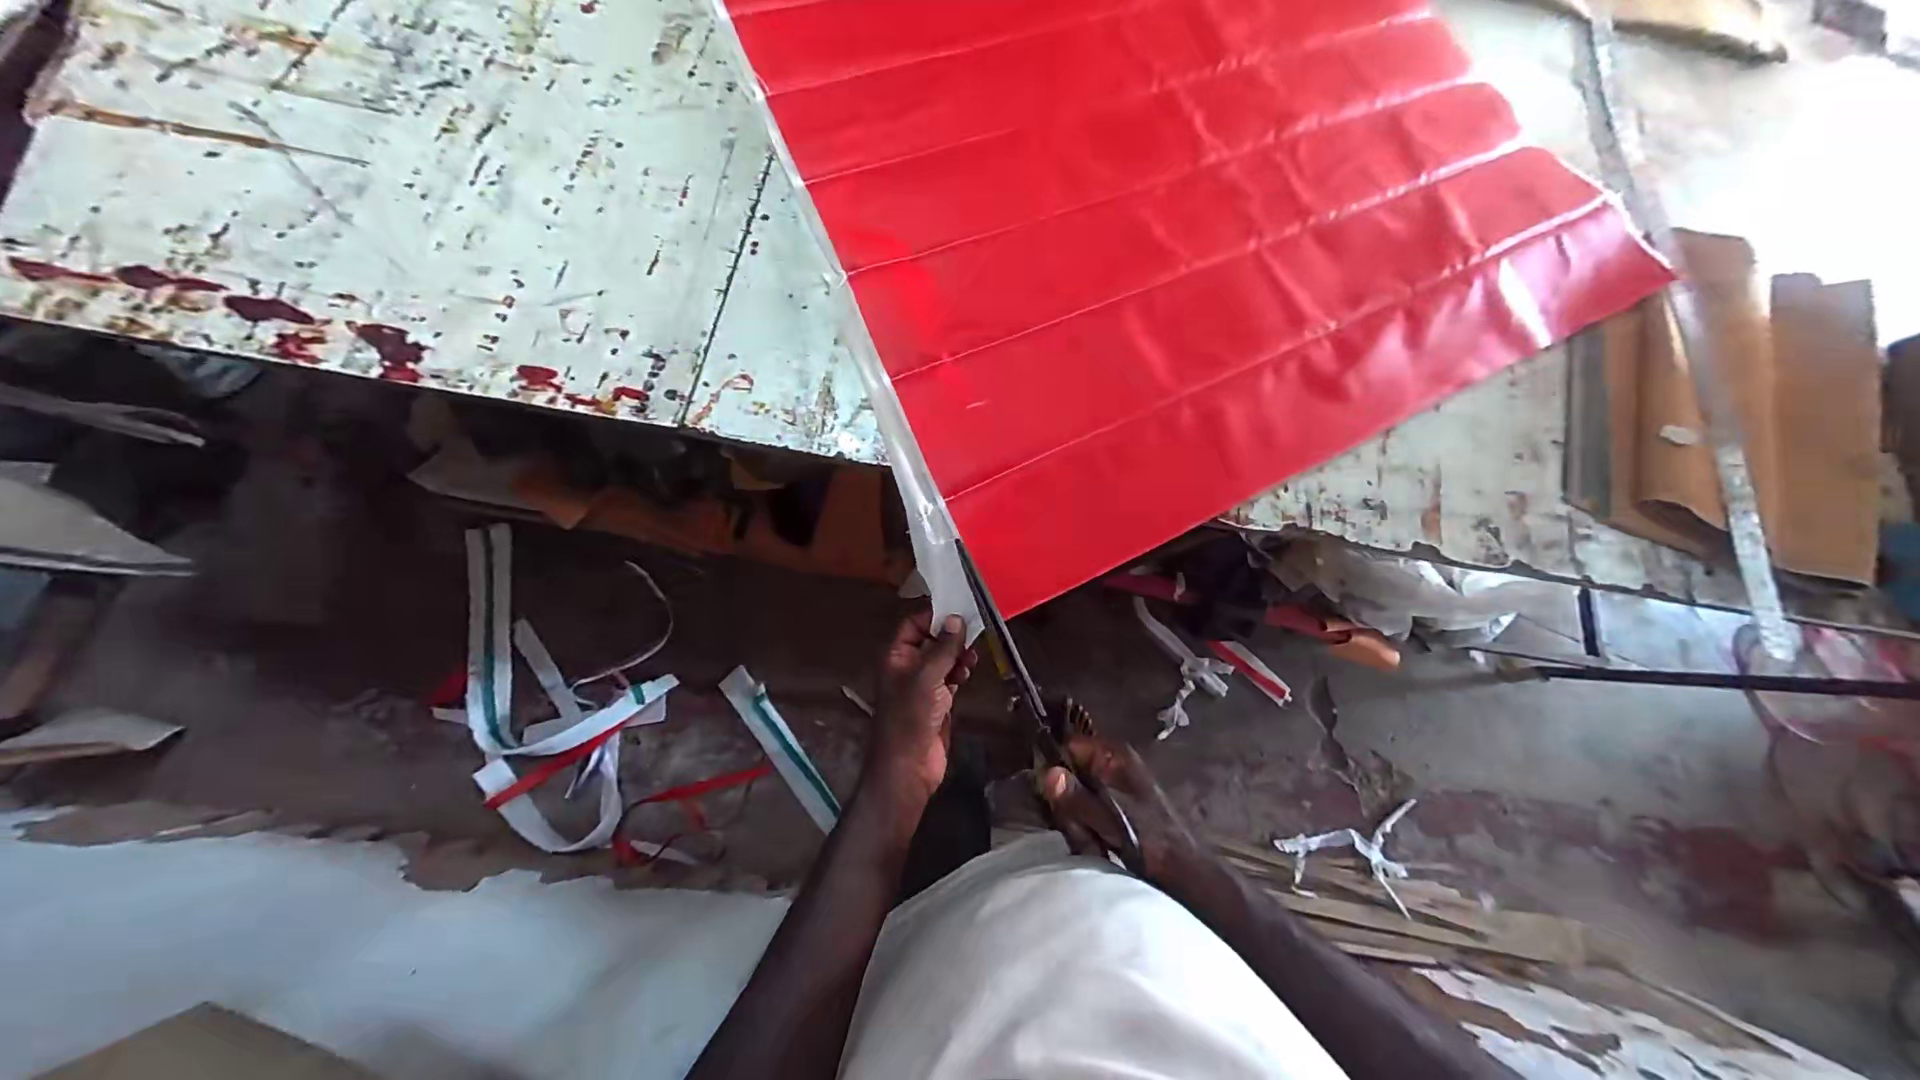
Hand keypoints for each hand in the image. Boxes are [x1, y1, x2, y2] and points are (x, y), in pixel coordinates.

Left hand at [868, 609, 975, 804]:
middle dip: (951, 635)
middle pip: (932, 639)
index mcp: (897, 656)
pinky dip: (960, 671)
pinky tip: (968, 672)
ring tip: (971, 657)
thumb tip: (955, 618)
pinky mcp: (938, 700)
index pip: (914, 624)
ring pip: (944, 658)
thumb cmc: (910, 717)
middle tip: (972, 632)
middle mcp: (909, 666)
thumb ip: (943, 647)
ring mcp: (923, 684)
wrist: (908, 766)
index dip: (933, 615)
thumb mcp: (927, 677)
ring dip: (958, 654)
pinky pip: (951, 677)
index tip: (959, 609)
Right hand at [1038, 734, 1200, 883]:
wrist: (1185, 872)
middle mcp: (1112, 765)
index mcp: (1115, 756)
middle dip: (1071, 807)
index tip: (1053, 795)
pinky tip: (1100, 848)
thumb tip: (1048, 773)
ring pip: (1075, 800)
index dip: (1057, 767)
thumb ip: (1078, 798)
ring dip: (1079, 825)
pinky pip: (1085, 815)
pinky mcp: (1112, 809)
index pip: (1070, 745)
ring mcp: (1112, 788)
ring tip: (1097, 843)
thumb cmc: (1152, 840)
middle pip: (1069, 775)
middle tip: (1083, 830)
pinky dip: (1088, 833)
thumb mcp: (1111, 819)